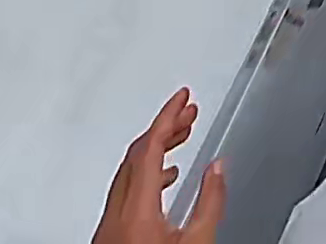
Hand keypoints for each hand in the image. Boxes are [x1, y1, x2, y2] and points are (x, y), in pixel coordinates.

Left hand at [91, 88, 225, 243]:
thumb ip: (210, 202)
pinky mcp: (107, 243)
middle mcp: (114, 218)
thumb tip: (219, 166)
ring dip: (154, 150)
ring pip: (127, 175)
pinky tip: (164, 179)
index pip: (149, 146)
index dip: (168, 114)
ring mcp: (107, 232)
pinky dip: (145, 175)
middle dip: (164, 127)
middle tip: (187, 110)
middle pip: (135, 156)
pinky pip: (123, 194)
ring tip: (181, 137)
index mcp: (136, 211)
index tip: (182, 95)